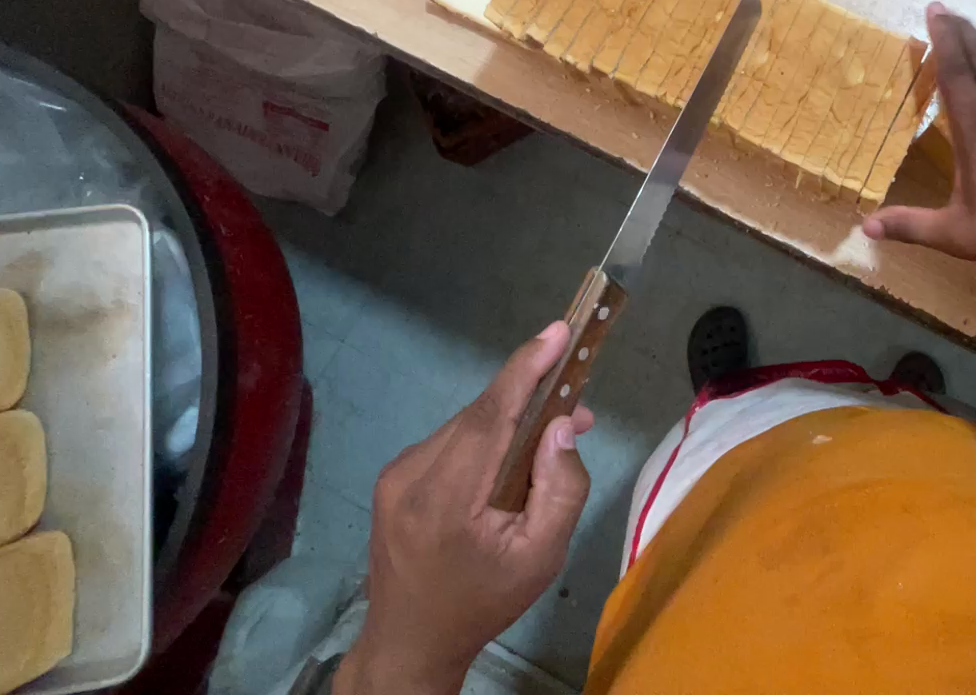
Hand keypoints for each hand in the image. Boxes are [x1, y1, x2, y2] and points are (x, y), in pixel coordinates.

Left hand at [336, 323, 595, 694]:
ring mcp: (397, 473)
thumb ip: (562, 488)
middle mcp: (411, 475)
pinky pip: (455, 437)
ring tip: (551, 439)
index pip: (490, 416)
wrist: (410, 643)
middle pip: (484, 414)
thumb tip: (564, 423)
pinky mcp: (395, 475)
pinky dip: (489, 435)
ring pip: (470, 423)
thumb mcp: (543, 556)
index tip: (559, 332)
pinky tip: (509, 460)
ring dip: (513, 419)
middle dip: (534, 397)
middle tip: (581, 409)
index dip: (526, 369)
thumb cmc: (485, 600)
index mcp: (445, 501)